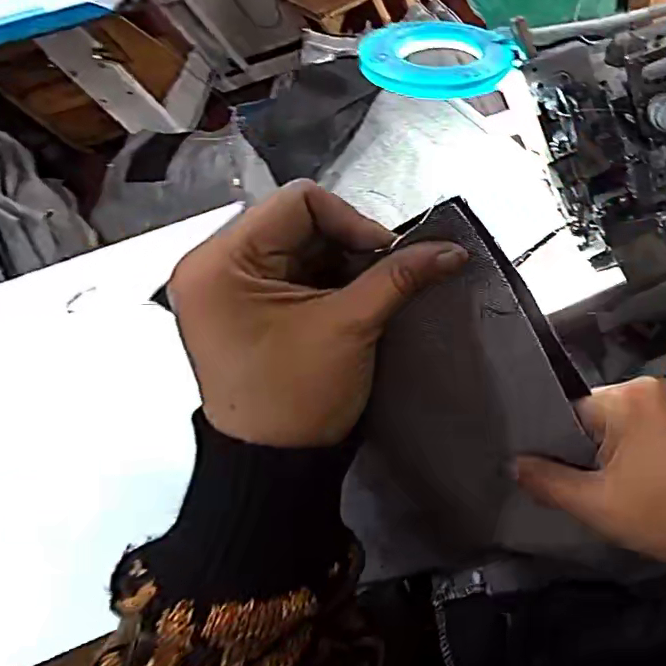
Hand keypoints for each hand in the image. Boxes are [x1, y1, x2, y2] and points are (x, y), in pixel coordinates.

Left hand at [167, 181, 467, 447]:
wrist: (274, 464)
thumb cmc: (295, 397)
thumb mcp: (351, 326)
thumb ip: (400, 277)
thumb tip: (449, 250)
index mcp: (220, 261)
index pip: (300, 201)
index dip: (353, 222)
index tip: (386, 256)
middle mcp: (216, 264)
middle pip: (303, 221)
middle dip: (351, 246)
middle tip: (382, 278)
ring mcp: (232, 285)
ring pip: (307, 245)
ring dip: (346, 264)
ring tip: (366, 297)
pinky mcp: (251, 304)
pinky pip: (301, 270)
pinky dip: (335, 280)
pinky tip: (351, 304)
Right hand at [513, 378, 665, 578]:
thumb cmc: (663, 512)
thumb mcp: (597, 505)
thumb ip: (549, 482)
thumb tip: (514, 464)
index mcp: (626, 397)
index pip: (567, 411)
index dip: (550, 443)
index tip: (536, 469)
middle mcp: (644, 387)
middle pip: (588, 415)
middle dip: (575, 448)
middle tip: (563, 483)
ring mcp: (662, 400)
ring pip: (608, 423)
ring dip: (597, 452)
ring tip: (587, 483)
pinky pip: (630, 427)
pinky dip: (619, 450)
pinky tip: (614, 477)